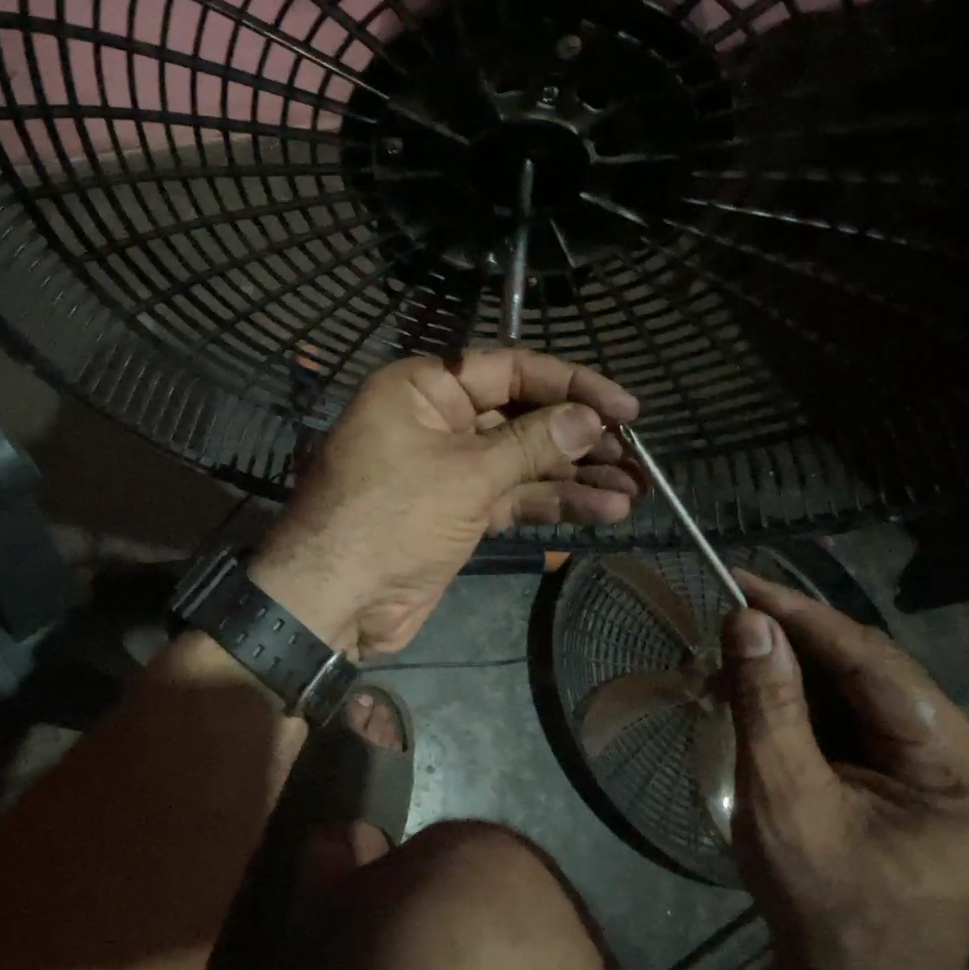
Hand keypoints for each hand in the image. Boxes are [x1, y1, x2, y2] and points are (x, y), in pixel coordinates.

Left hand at [250, 350, 641, 656]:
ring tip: (634, 489)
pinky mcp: (456, 512)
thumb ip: (531, 443)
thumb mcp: (466, 474)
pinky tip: (604, 511)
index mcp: (422, 388)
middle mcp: (434, 420)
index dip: (570, 383)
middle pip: (519, 415)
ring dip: (575, 475)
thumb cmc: (391, 519)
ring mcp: (446, 468)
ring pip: (521, 460)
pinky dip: (552, 503)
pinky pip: (511, 496)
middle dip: (577, 435)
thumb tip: (590, 419)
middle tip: (634, 454)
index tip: (625, 406)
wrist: (333, 601)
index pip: (507, 369)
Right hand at [723, 570, 968, 969]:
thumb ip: (768, 705)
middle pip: (869, 672)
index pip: (874, 663)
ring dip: (790, 675)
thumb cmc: (824, 902)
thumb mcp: (785, 799)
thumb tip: (747, 618)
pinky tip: (757, 701)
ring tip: (725, 668)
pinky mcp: (921, 779)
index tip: (737, 579)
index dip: (800, 615)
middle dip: (789, 646)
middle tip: (719, 626)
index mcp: (964, 765)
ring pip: (858, 691)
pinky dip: (802, 706)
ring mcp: (951, 768)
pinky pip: (856, 719)